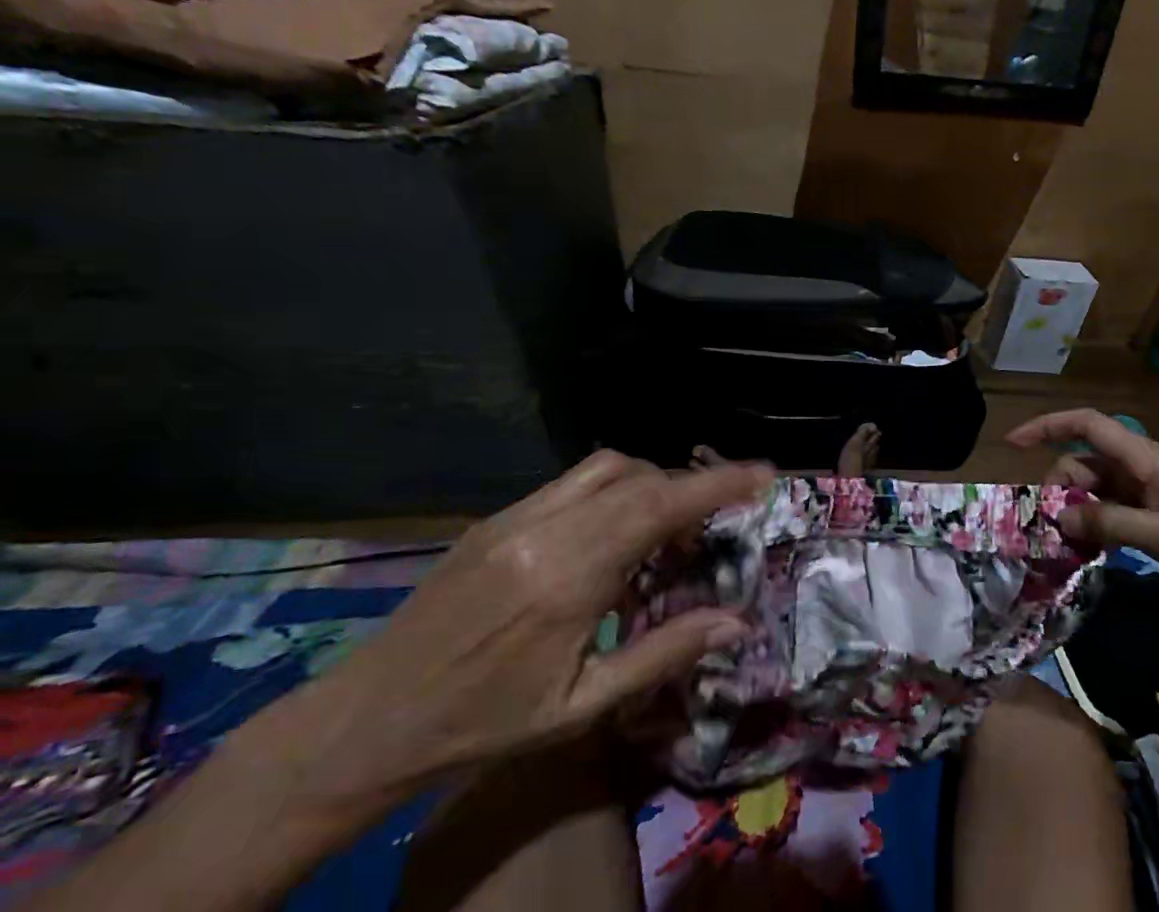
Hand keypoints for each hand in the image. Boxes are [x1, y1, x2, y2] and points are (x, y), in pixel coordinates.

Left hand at [254, 450, 769, 810]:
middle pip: (639, 477)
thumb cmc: (482, 724)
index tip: (763, 474)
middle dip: (690, 489)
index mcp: (567, 578)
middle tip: (711, 531)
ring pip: (605, 468)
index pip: (658, 506)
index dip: (716, 484)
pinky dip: (614, 495)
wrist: (362, 723)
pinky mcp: (494, 520)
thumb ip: (665, 652)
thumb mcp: (582, 705)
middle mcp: (542, 531)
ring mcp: (513, 519)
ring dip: (651, 486)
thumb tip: (737, 622)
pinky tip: (613, 543)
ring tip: (666, 535)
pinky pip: (573, 485)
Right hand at [1006, 410, 1158, 630]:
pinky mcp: (1155, 521)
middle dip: (1057, 488)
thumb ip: (1112, 523)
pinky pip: (1110, 515)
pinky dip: (1091, 528)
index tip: (1010, 445)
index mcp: (1148, 460)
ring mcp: (1149, 496)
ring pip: (1094, 492)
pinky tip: (1084, 553)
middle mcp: (1143, 470)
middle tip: (1046, 531)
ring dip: (1073, 512)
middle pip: (1083, 463)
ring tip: (1060, 547)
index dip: (1047, 426)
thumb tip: (1058, 518)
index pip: (1088, 425)